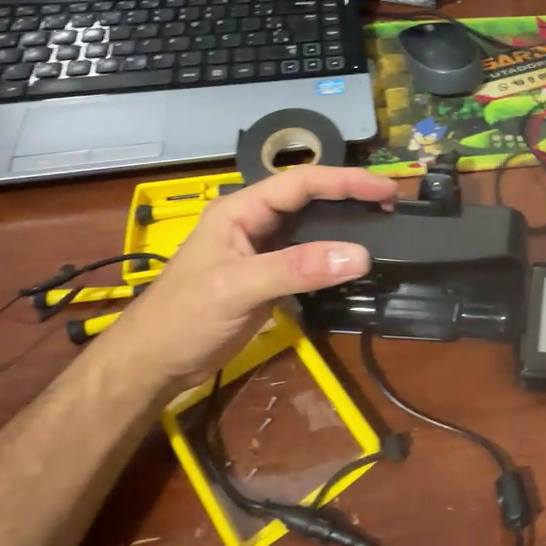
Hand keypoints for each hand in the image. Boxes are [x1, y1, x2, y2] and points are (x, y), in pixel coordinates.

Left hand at [100, 166, 396, 389]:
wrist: (152, 365)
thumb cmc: (183, 318)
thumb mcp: (238, 288)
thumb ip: (297, 269)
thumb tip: (359, 256)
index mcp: (241, 210)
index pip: (301, 183)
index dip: (345, 181)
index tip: (385, 189)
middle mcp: (254, 223)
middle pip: (311, 198)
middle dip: (351, 196)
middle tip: (392, 204)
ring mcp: (262, 250)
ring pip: (312, 227)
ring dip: (346, 224)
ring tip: (384, 225)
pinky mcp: (269, 277)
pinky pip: (310, 256)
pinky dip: (335, 254)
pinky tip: (355, 260)